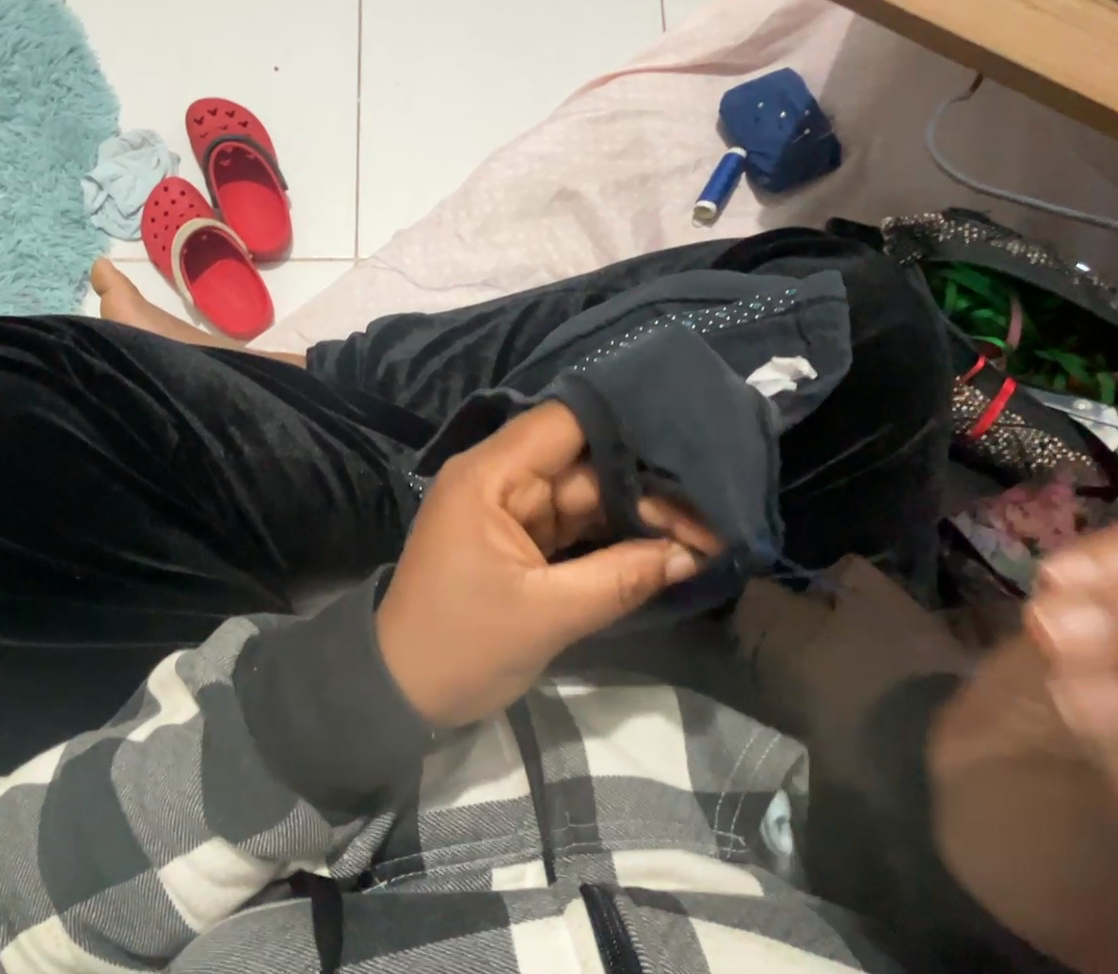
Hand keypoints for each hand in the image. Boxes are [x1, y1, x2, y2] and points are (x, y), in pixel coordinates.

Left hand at [375, 402, 719, 728]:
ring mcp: (509, 512)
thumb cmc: (461, 646)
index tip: (692, 437)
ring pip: (586, 495)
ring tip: (705, 528)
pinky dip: (614, 536)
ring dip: (637, 513)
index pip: (565, 424)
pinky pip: (575, 526)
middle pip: (584, 462)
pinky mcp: (519, 542)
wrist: (403, 692)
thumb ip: (622, 578)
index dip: (626, 425)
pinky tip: (665, 544)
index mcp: (489, 477)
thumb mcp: (546, 614)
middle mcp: (499, 481)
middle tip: (714, 510)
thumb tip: (695, 552)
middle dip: (646, 485)